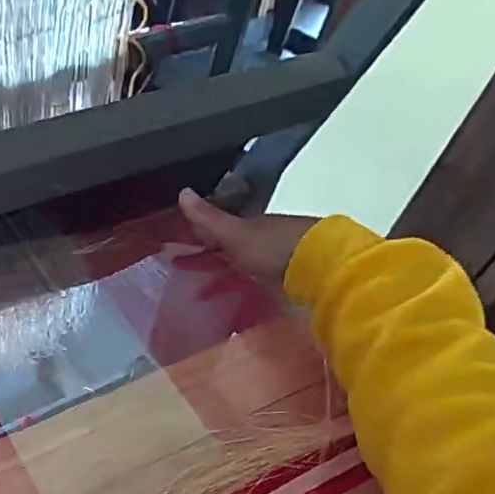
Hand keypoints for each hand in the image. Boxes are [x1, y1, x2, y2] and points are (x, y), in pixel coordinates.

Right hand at [177, 188, 318, 288]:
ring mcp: (275, 261)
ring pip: (241, 267)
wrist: (318, 268)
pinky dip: (238, 290)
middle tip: (182, 273)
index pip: (220, 229)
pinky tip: (227, 302)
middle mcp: (263, 239)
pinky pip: (252, 285)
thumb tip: (183, 191)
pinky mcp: (282, 283)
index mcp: (252, 224)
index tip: (176, 249)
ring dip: (222, 277)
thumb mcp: (235, 233)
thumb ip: (209, 218)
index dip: (198, 238)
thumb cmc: (273, 247)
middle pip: (230, 249)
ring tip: (200, 294)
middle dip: (208, 258)